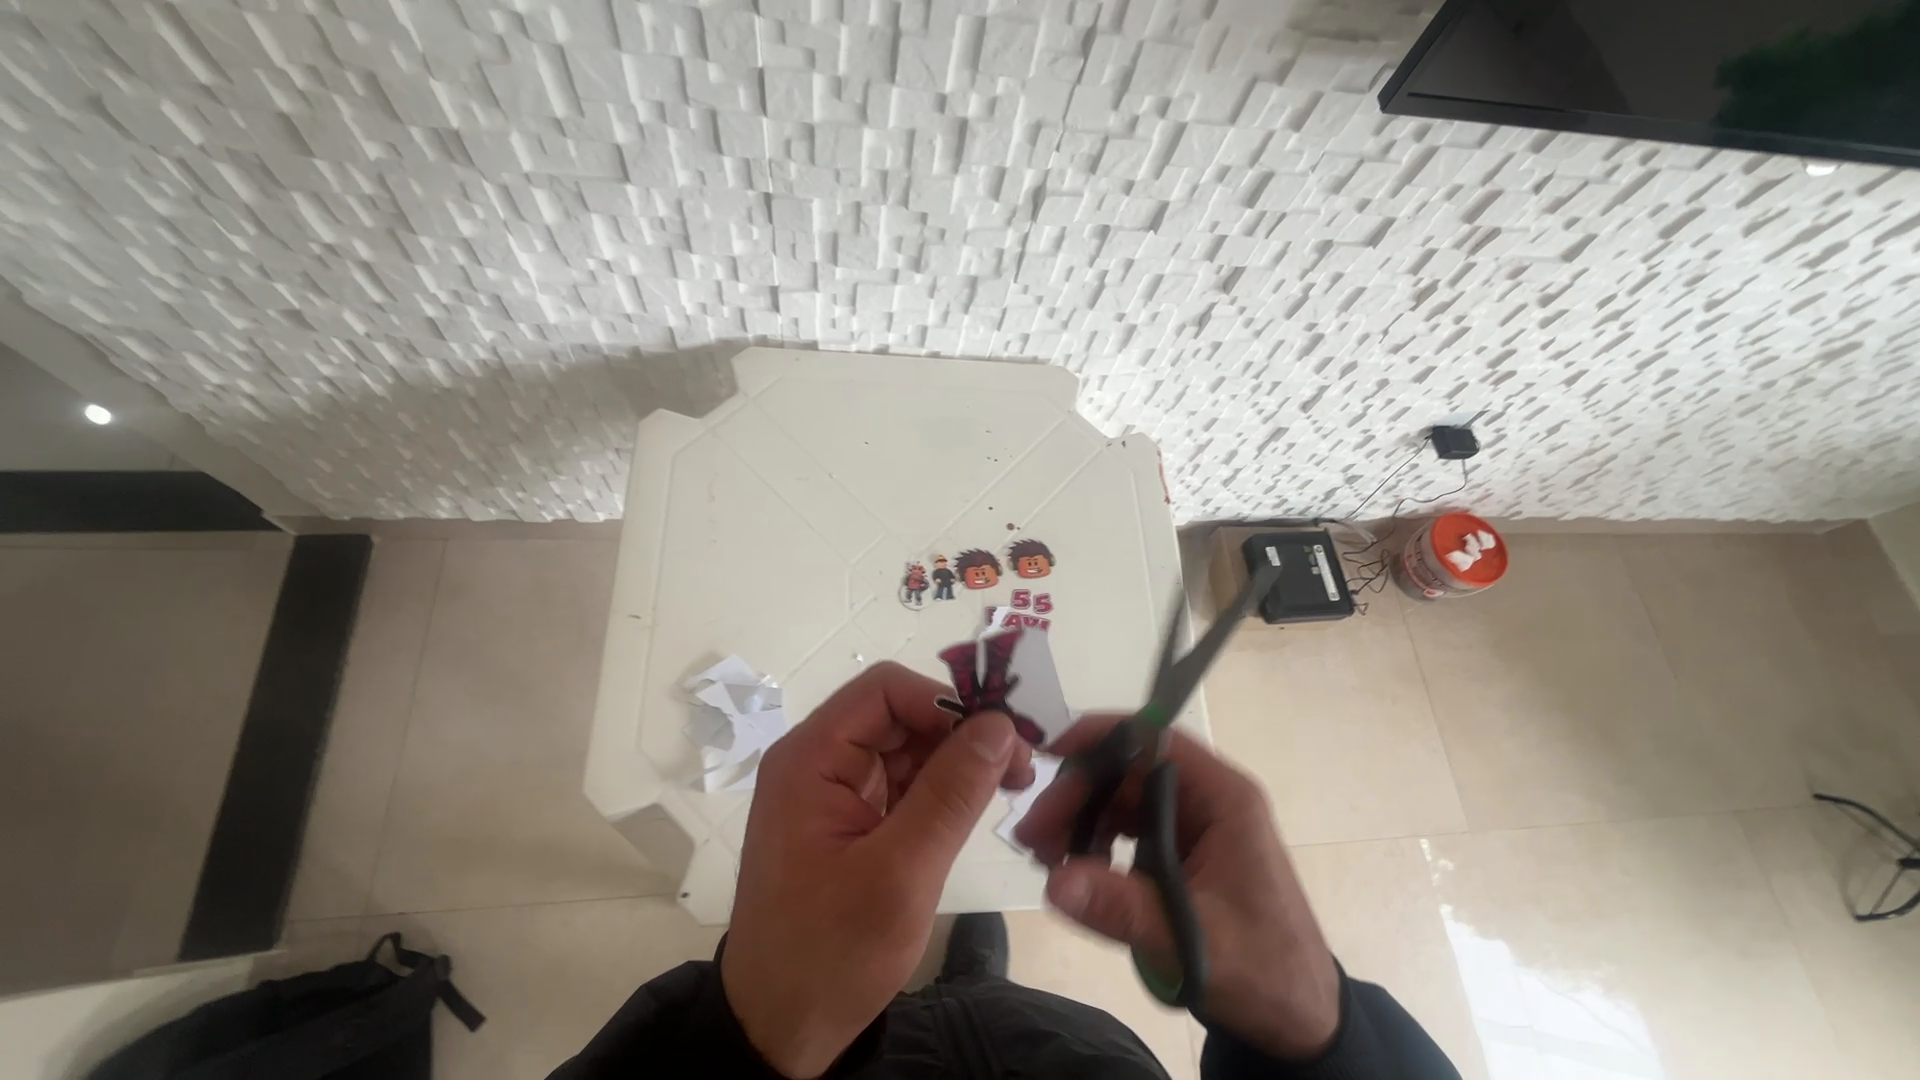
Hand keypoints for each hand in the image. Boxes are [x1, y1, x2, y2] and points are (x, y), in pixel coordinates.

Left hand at [721, 662, 1034, 1077]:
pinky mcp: (848, 819)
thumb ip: (951, 793)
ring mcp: (832, 791)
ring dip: (956, 761)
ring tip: (1007, 788)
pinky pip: (902, 783)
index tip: (999, 739)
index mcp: (811, 758)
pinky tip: (972, 809)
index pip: (884, 691)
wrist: (780, 1027)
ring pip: (906, 747)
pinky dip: (941, 790)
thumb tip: (999, 725)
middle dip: (959, 733)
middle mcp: (818, 761)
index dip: (945, 703)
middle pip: (898, 715)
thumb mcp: (900, 873)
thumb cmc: (831, 952)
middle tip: (1019, 769)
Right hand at [1014, 715, 1340, 1059]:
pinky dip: (1095, 841)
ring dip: (1080, 818)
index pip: (1154, 741)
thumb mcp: (1189, 938)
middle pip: (1128, 770)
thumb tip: (1053, 881)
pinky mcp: (1179, 850)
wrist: (1297, 1018)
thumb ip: (1122, 908)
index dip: (1100, 738)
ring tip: (1043, 855)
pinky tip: (1073, 869)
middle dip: (1077, 793)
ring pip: (1122, 797)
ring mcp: (1192, 823)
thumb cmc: (1261, 970)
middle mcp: (1207, 799)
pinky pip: (1127, 828)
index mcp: (1223, 799)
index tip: (1050, 755)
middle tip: (1033, 835)